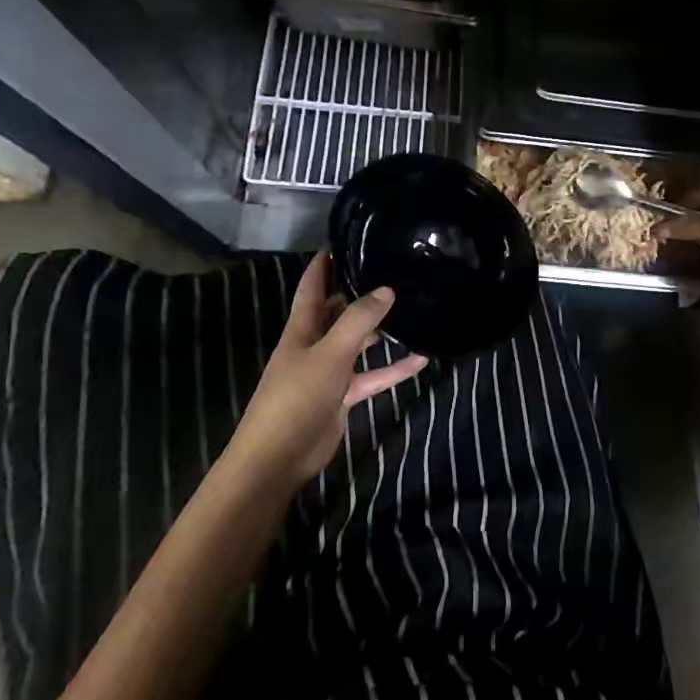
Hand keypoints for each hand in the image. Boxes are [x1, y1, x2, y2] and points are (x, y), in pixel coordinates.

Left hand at [221, 253, 427, 489]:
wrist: (279, 457)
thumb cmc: (296, 397)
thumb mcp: (330, 354)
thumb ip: (358, 321)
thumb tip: (386, 290)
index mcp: (301, 329)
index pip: (312, 287)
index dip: (323, 265)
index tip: (342, 242)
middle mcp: (313, 345)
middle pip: (337, 313)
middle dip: (357, 294)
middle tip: (390, 273)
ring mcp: (328, 372)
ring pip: (357, 344)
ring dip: (379, 331)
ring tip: (410, 310)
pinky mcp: (342, 397)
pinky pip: (371, 376)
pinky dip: (393, 370)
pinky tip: (420, 360)